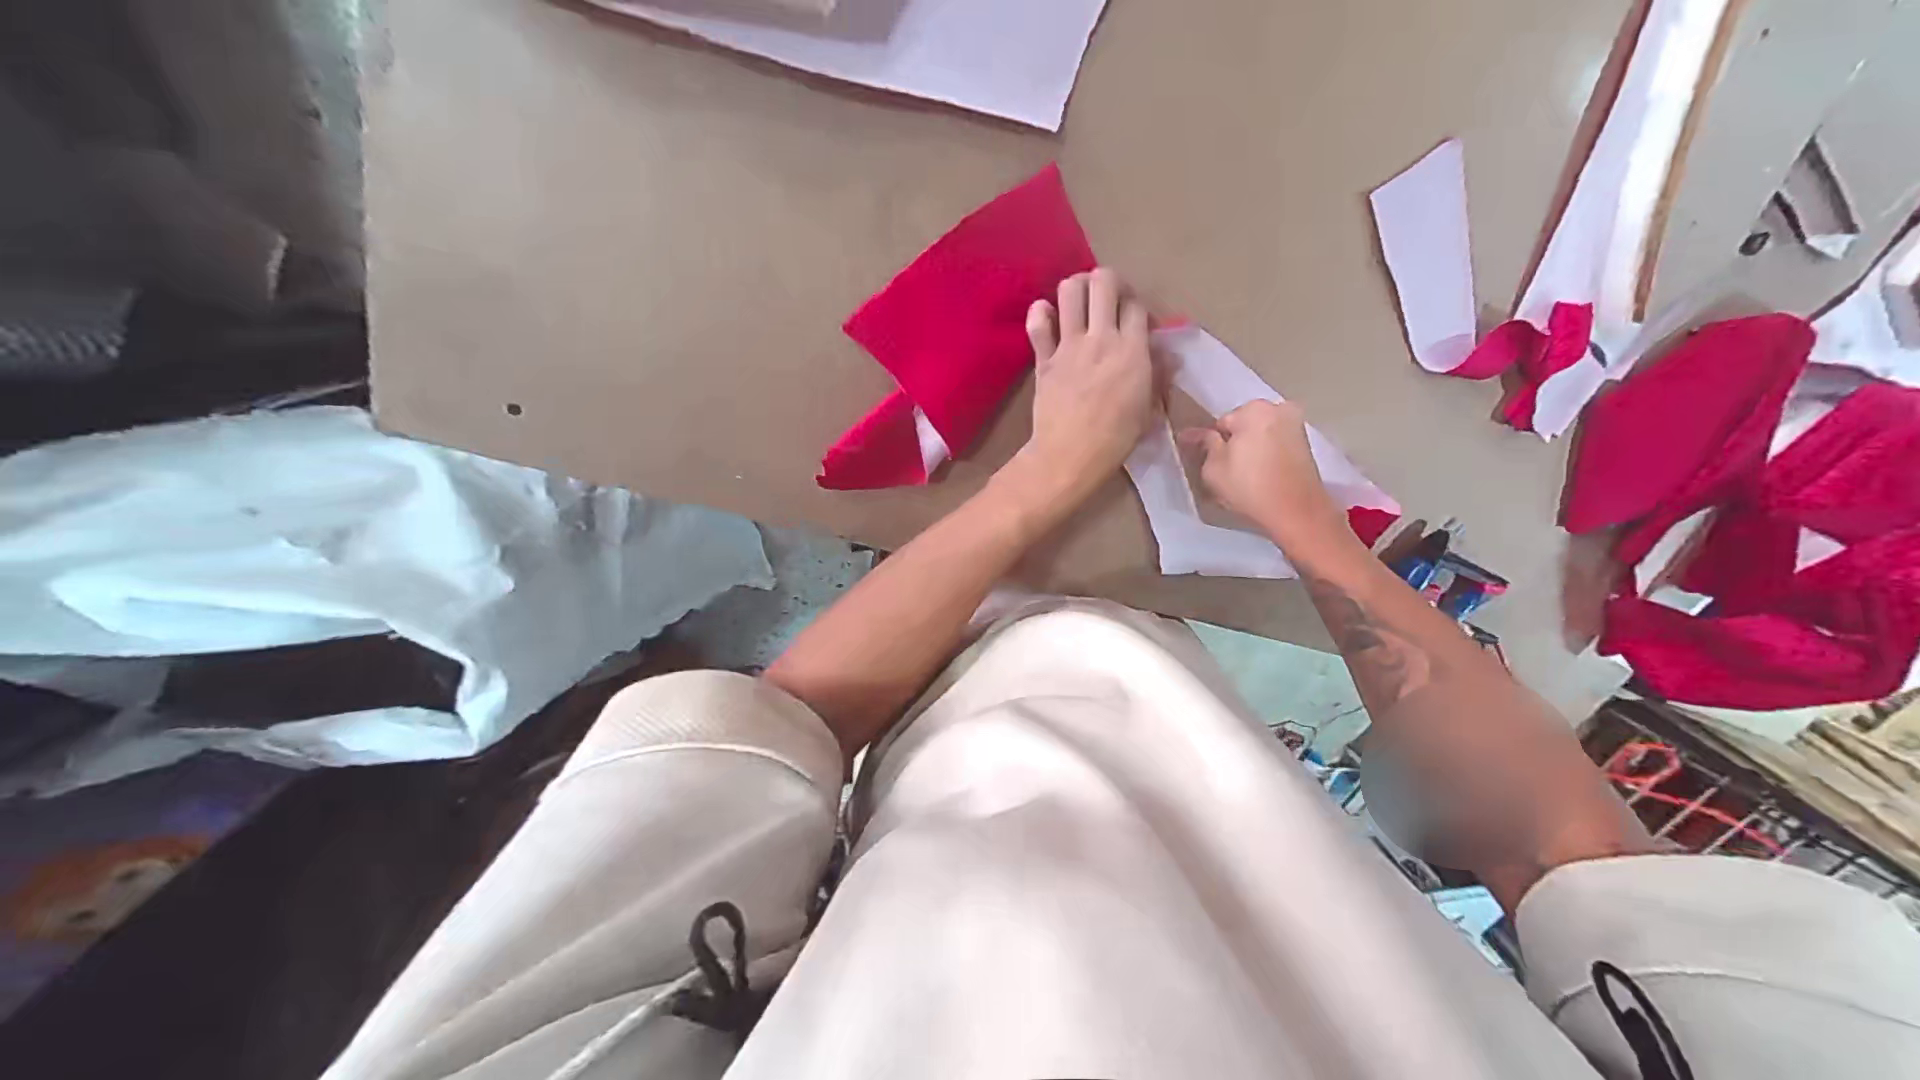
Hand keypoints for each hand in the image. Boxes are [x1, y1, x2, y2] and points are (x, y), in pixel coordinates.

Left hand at [1005, 268, 1155, 504]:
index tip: (1137, 324)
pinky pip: (1038, 323)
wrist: (1070, 456)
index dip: (1138, 306)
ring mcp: (1069, 345)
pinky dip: (1041, 313)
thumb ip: (1158, 376)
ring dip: (1077, 287)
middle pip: (1104, 281)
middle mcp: (1101, 338)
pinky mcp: (1043, 358)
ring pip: (1070, 290)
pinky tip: (1048, 318)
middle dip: (1108, 282)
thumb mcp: (1148, 409)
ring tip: (1081, 302)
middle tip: (1108, 300)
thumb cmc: (1115, 438)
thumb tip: (1168, 356)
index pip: (1137, 304)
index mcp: (1133, 350)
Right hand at [1179, 400, 1346, 549]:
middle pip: (1244, 425)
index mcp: (1254, 409)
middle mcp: (1279, 409)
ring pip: (1261, 435)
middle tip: (1228, 470)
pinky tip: (1261, 475)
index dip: (1213, 444)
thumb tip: (1191, 433)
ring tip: (1244, 475)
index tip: (1211, 462)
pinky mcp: (1307, 444)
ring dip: (1251, 449)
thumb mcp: (1213, 468)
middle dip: (1235, 442)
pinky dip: (1267, 455)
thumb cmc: (1249, 487)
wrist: (1296, 512)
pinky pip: (1276, 444)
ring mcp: (1297, 425)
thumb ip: (1204, 444)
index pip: (1221, 423)